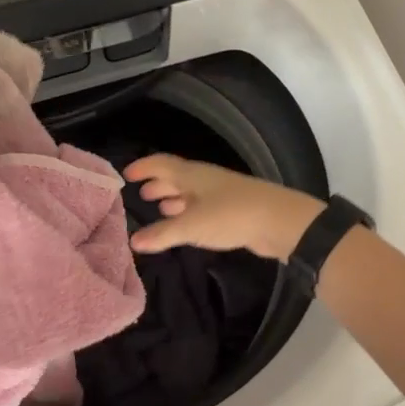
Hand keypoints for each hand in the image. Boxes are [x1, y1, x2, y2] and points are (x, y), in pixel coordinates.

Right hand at [124, 154, 324, 259]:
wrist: (279, 221)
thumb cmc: (230, 215)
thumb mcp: (191, 226)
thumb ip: (162, 233)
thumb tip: (132, 241)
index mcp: (191, 175)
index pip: (161, 164)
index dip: (143, 167)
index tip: (125, 174)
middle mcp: (204, 179)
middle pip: (176, 177)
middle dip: (158, 184)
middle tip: (141, 195)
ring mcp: (220, 193)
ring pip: (190, 192)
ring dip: (174, 199)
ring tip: (160, 209)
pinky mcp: (232, 209)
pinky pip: (203, 206)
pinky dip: (189, 213)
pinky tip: (187, 225)